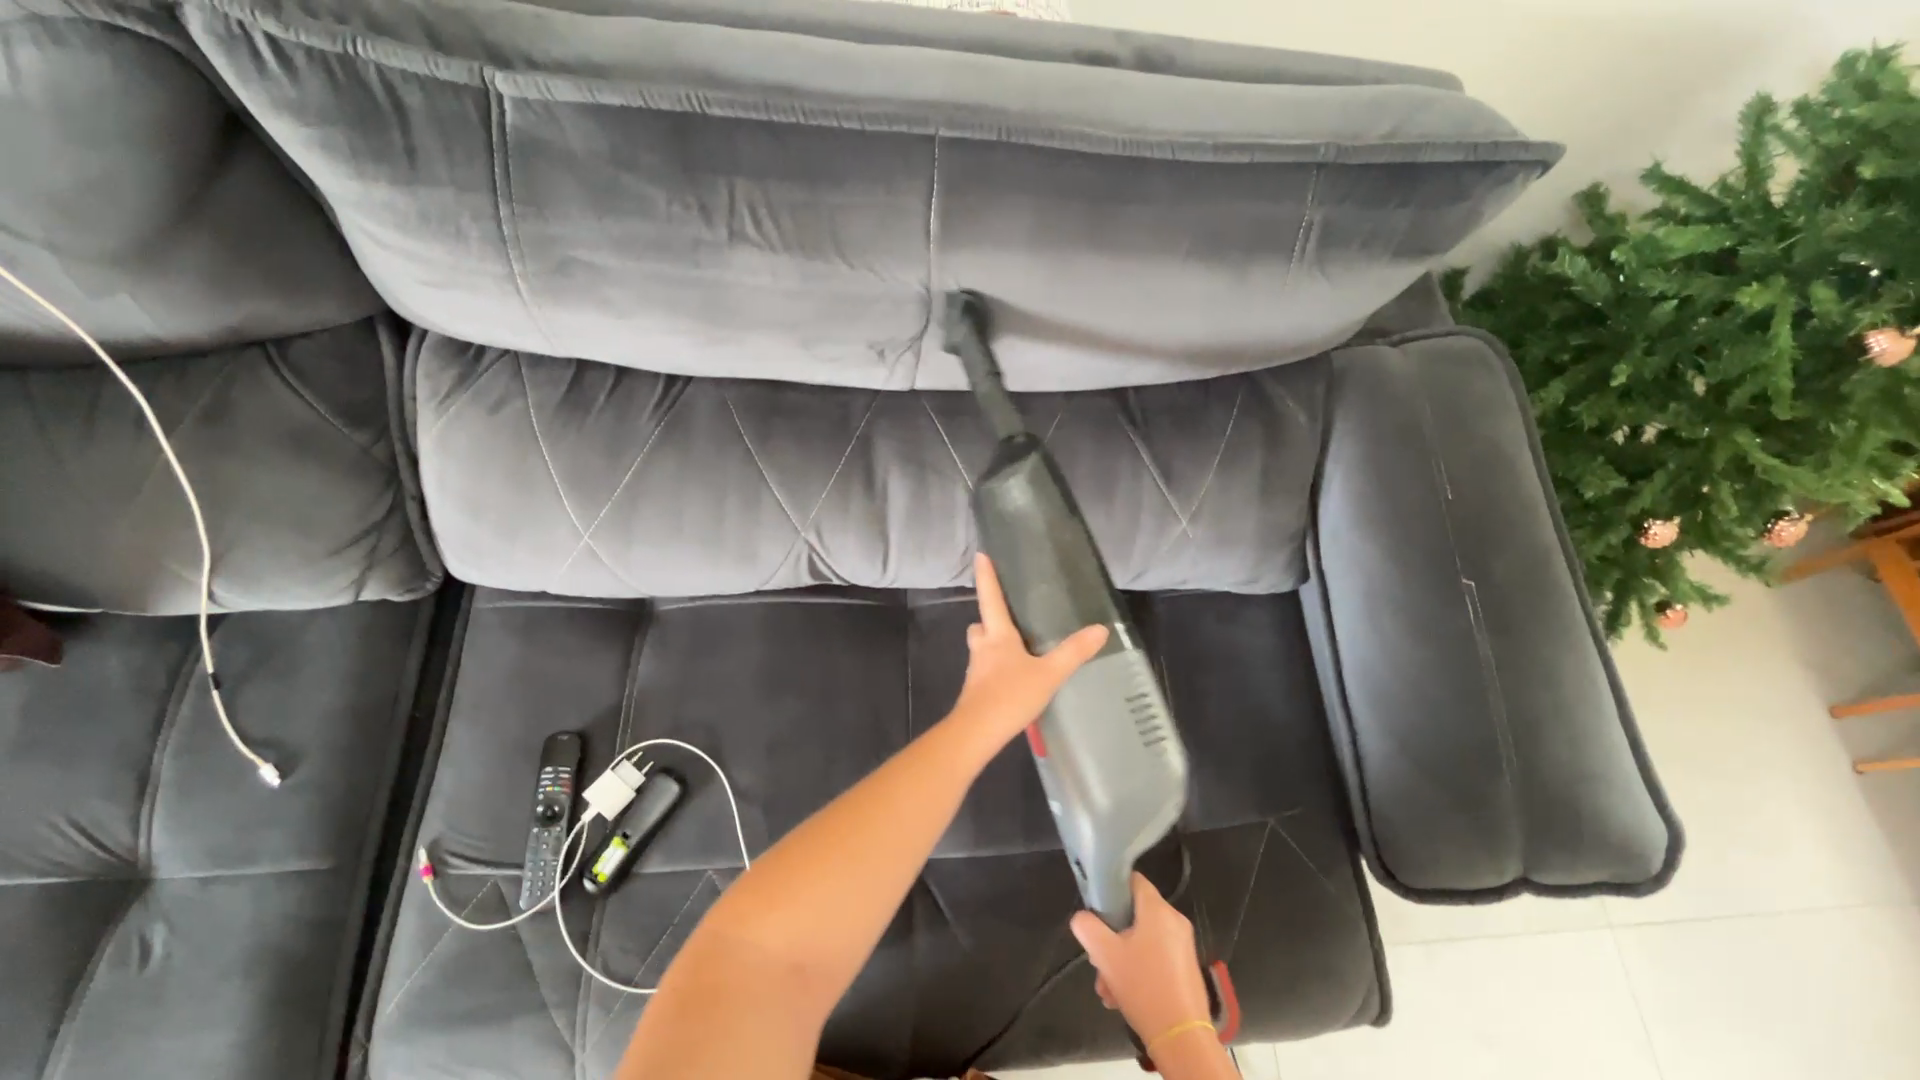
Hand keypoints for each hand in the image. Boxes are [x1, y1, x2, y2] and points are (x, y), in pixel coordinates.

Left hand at [948, 553, 1107, 742]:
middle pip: (980, 625)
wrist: (976, 732)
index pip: (990, 598)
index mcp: (998, 636)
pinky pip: (984, 672)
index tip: (980, 555)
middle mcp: (982, 648)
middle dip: (988, 620)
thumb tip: (1100, 629)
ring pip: (980, 649)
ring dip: (991, 646)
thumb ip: (1074, 652)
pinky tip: (1012, 680)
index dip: (986, 576)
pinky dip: (995, 670)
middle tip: (1006, 619)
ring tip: (1015, 650)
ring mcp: (976, 671)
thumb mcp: (1049, 674)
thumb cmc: (1010, 695)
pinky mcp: (975, 692)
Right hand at [1070, 874, 1211, 1043]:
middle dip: (1111, 939)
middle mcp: (1174, 922)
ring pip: (1141, 942)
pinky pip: (1154, 958)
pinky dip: (1137, 971)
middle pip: (1134, 916)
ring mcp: (1182, 946)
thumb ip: (1087, 927)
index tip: (1096, 910)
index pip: (1132, 880)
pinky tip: (1122, 997)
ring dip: (1120, 960)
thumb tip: (1082, 918)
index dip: (1111, 889)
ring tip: (1107, 988)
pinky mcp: (1185, 968)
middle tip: (1098, 961)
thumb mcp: (1105, 954)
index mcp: (1158, 910)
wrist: (1181, 1036)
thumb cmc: (1143, 986)